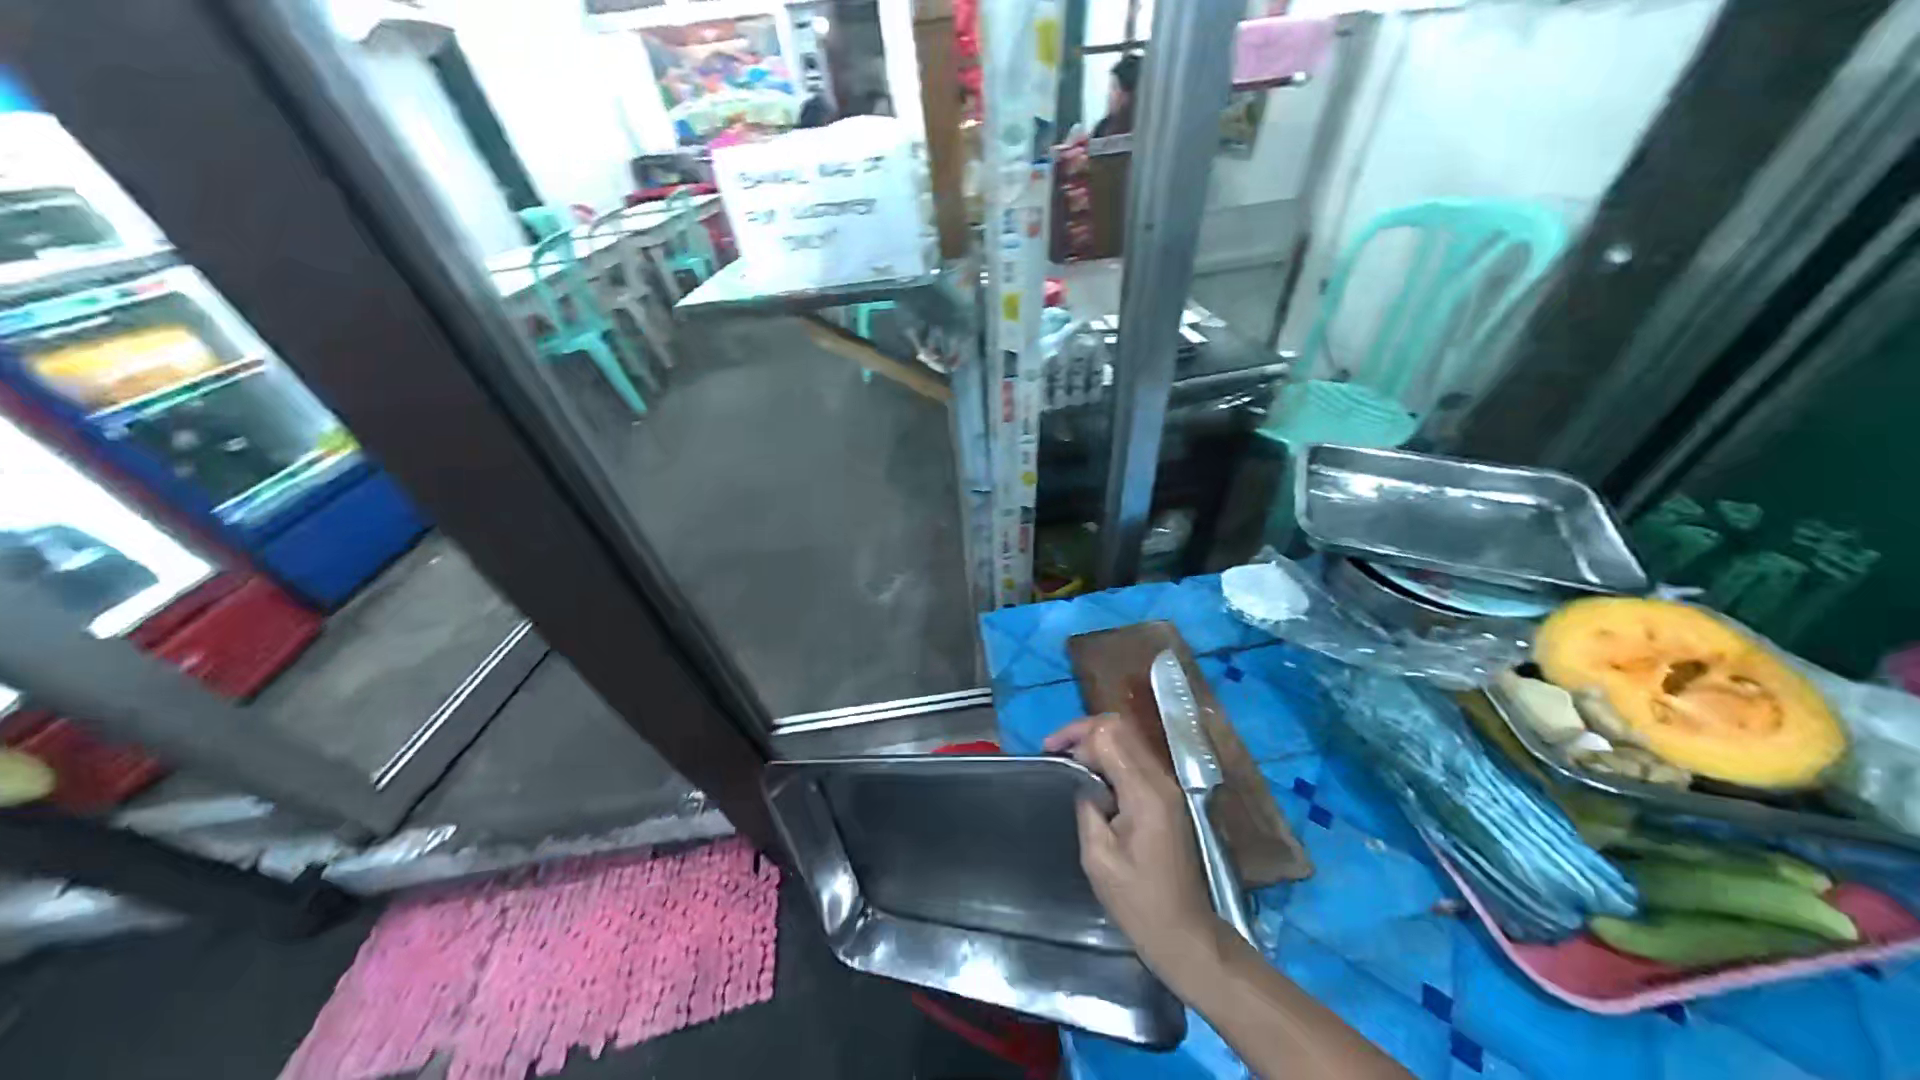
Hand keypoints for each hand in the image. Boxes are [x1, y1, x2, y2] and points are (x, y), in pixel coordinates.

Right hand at [1045, 715, 1224, 980]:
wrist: (1184, 933)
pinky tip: (1091, 779)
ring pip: (1130, 740)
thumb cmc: (1138, 901)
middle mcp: (1161, 781)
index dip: (1076, 735)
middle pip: (1122, 728)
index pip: (1110, 735)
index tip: (1050, 753)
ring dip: (1098, 743)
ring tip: (1068, 762)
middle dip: (1085, 731)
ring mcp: (1168, 788)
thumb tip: (1080, 778)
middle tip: (1056, 750)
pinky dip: (1111, 758)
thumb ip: (1087, 806)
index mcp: (1145, 793)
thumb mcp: (1098, 857)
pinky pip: (1136, 761)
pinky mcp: (1167, 799)